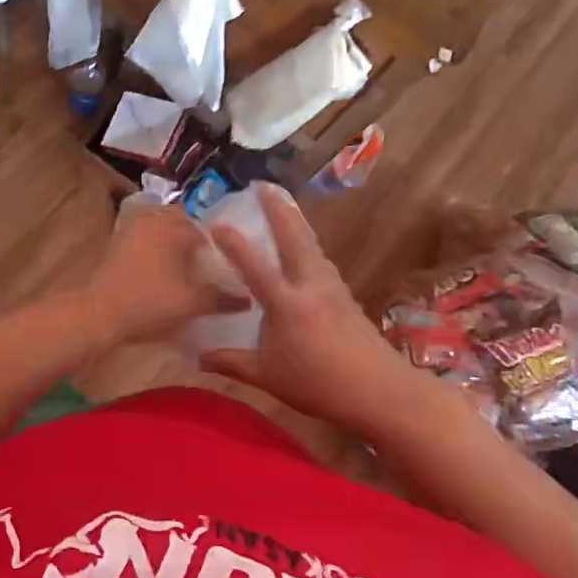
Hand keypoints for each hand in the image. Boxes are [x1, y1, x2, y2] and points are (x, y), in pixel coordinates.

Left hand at [86, 204, 246, 341]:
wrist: (98, 314)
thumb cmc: (148, 305)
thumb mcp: (191, 304)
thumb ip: (222, 298)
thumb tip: (247, 299)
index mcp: (173, 227)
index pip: (206, 228)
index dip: (219, 247)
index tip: (227, 264)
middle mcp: (152, 219)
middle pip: (182, 222)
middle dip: (195, 239)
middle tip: (207, 263)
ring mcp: (130, 229)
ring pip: (161, 227)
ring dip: (174, 241)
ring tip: (186, 267)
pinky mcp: (116, 243)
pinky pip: (145, 237)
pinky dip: (156, 247)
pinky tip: (162, 270)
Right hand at [202, 184, 425, 425]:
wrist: (380, 391)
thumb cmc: (318, 384)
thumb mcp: (266, 376)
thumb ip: (230, 362)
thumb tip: (197, 357)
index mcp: (287, 303)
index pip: (255, 266)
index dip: (233, 244)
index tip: (215, 222)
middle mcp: (311, 286)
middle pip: (294, 237)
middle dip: (278, 209)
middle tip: (263, 186)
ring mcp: (333, 289)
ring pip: (312, 246)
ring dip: (296, 223)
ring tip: (283, 208)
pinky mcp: (346, 298)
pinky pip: (321, 261)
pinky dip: (308, 246)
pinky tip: (304, 253)